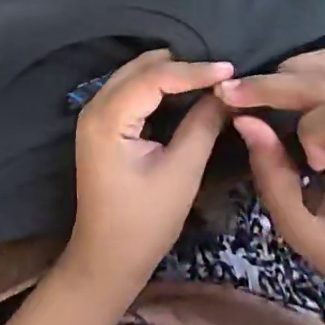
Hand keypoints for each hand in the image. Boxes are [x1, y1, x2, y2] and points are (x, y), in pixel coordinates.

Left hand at [63, 50, 232, 294]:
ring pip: (136, 73)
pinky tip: (186, 90)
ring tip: (210, 78)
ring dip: (172, 72)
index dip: (194, 70)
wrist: (106, 259)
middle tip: (222, 74)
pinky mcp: (102, 123)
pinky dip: (160, 85)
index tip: (230, 69)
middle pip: (142, 68)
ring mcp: (94, 113)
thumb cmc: (144, 223)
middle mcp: (94, 107)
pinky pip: (132, 88)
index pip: (155, 77)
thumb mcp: (181, 173)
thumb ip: (202, 125)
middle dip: (183, 65)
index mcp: (107, 119)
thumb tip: (226, 93)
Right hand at [216, 49, 324, 307]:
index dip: (312, 126)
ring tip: (263, 94)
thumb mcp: (303, 230)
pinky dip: (307, 72)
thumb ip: (273, 175)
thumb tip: (244, 120)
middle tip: (232, 93)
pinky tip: (285, 92)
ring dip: (293, 72)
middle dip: (278, 84)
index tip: (305, 160)